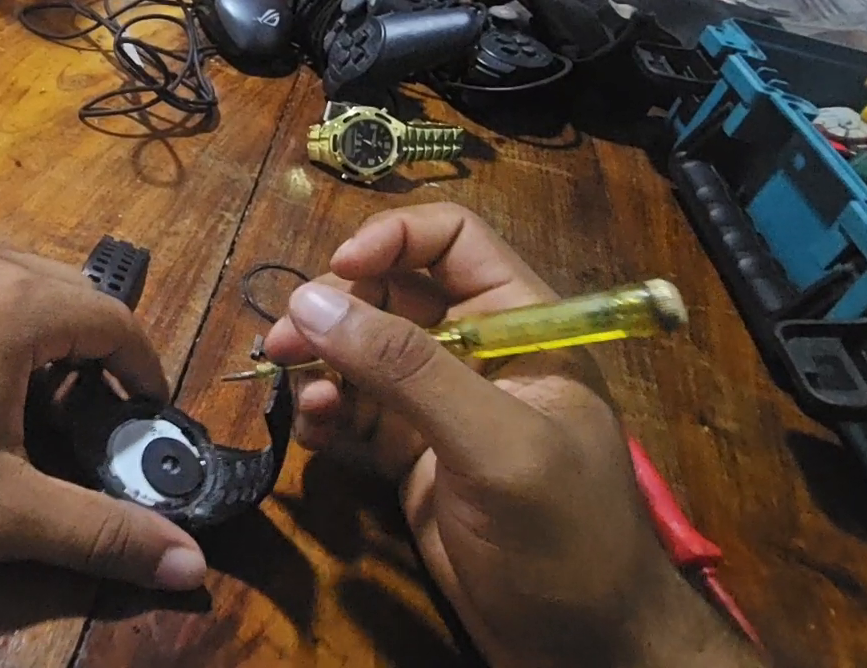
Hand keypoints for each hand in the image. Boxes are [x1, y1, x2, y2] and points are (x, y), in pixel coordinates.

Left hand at [0, 237, 207, 590]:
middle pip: (70, 288)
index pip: (114, 319)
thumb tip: (193, 566)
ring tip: (35, 382)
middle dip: (95, 341)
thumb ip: (103, 534)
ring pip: (19, 273)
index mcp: (19, 304)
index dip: (141, 365)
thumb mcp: (6, 512)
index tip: (146, 408)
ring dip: (45, 320)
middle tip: (92, 402)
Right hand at [262, 204, 748, 667]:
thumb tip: (310, 302)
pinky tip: (311, 431)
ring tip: (292, 389)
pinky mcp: (403, 446)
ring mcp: (433, 399)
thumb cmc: (566, 541)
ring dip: (317, 361)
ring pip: (357, 347)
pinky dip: (321, 410)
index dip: (392, 239)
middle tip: (285, 341)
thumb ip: (405, 370)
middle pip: (386, 290)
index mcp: (516, 324)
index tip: (340, 270)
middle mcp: (470, 348)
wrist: (581, 657)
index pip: (450, 240)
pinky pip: (348, 405)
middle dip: (334, 309)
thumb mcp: (494, 446)